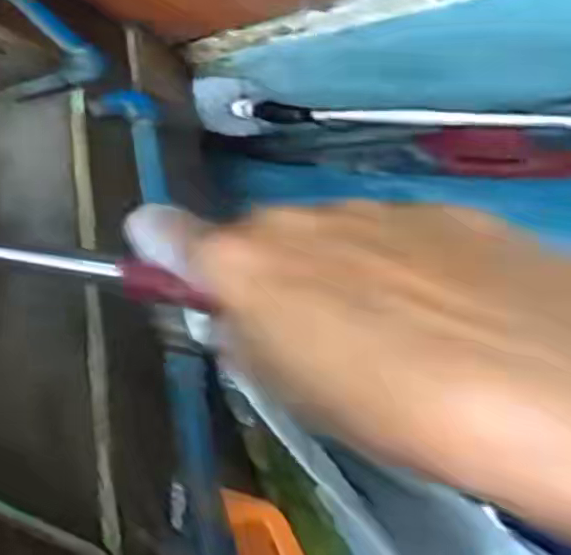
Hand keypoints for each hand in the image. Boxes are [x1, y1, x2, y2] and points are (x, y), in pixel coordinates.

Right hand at [141, 202, 570, 533]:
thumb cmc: (402, 410)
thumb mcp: (289, 389)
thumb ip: (235, 334)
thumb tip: (228, 314)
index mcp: (232, 259)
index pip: (151, 227)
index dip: (165, 255)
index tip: (193, 286)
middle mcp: (284, 218)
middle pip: (253, 235)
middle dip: (272, 271)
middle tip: (320, 328)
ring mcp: (368, 210)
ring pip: (330, 232)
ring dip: (345, 266)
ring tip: (414, 327)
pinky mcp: (453, 214)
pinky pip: (405, 233)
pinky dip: (417, 263)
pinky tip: (468, 312)